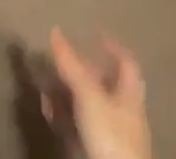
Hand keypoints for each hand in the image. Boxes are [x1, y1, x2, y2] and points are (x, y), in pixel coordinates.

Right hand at [42, 28, 151, 158]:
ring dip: (65, 90)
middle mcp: (121, 111)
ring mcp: (108, 130)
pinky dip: (60, 112)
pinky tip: (46, 107)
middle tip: (59, 57)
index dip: (113, 48)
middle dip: (81, 69)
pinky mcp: (93, 146)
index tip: (95, 34)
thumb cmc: (110, 133)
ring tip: (45, 80)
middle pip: (104, 84)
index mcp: (129, 95)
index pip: (127, 65)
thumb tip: (55, 30)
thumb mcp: (89, 95)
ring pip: (86, 103)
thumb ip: (71, 64)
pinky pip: (75, 123)